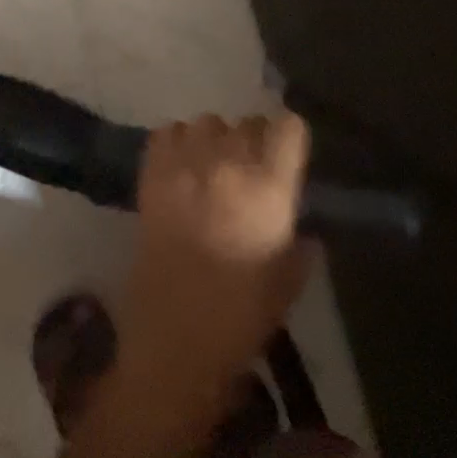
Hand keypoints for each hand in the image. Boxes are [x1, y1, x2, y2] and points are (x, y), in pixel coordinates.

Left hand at [112, 113, 313, 411]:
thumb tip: (305, 233)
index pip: (289, 127)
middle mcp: (230, 163)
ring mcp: (186, 164)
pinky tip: (180, 169)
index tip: (285, 158)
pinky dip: (175, 143)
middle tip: (247, 170)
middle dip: (252, 140)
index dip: (288, 140)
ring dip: (213, 139)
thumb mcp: (287, 283)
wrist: (173, 335)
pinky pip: (166, 133)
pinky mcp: (151, 175)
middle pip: (248, 122)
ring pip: (206, 121)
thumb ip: (300, 248)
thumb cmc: (241, 316)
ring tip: (210, 168)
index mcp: (271, 187)